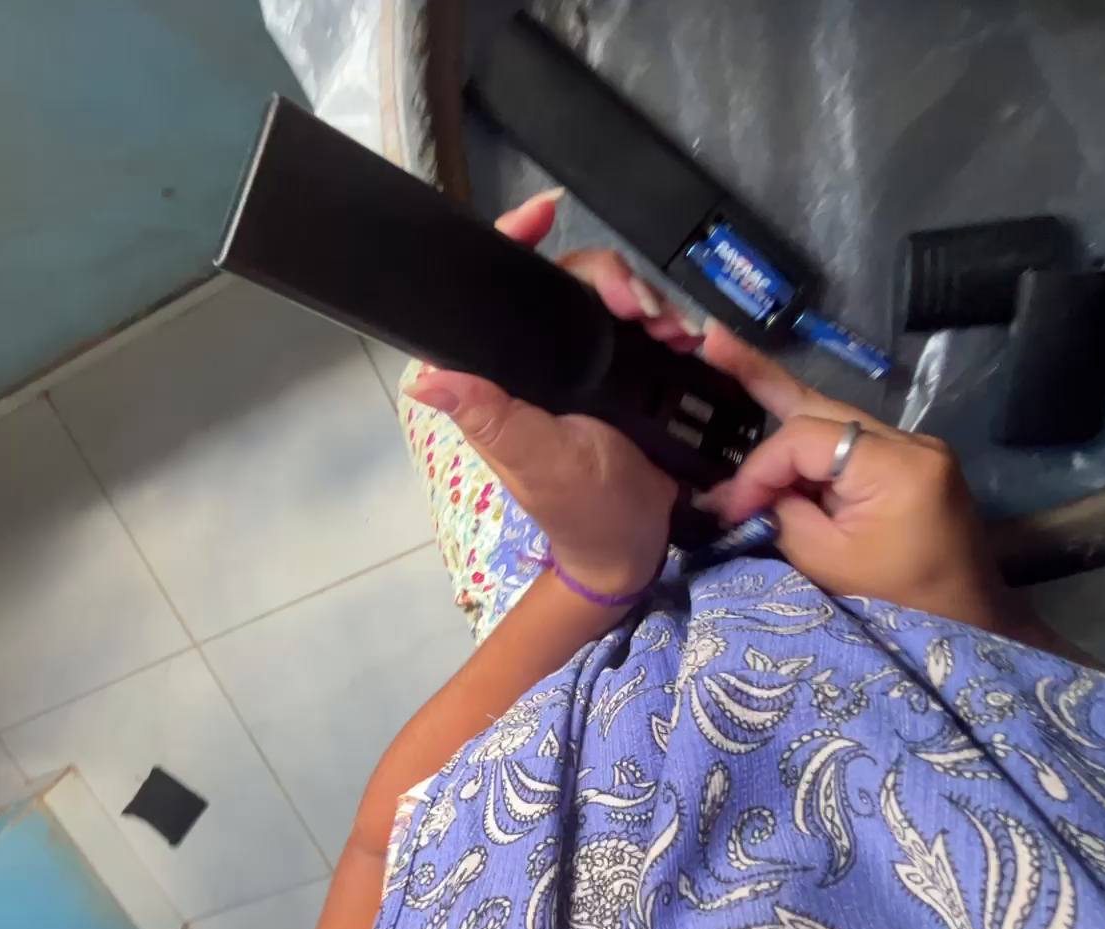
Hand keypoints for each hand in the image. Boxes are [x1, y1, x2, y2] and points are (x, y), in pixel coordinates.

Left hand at [403, 189, 698, 596]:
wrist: (635, 539)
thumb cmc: (582, 507)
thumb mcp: (540, 461)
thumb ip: (493, 419)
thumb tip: (425, 380)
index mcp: (499, 382)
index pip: (490, 301)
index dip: (510, 247)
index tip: (543, 213)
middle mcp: (533, 365)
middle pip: (558, 285)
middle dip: (604, 279)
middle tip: (642, 308)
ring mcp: (577, 367)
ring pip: (601, 300)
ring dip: (640, 300)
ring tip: (670, 329)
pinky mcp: (615, 374)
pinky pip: (633, 327)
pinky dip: (658, 322)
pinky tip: (679, 335)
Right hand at [701, 327, 1030, 636]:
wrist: (970, 622)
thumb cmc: (899, 602)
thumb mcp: (827, 562)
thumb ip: (778, 515)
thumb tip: (727, 497)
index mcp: (899, 465)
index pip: (804, 441)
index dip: (757, 471)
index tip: (728, 511)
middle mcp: (909, 441)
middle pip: (817, 405)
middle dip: (760, 380)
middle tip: (711, 341)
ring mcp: (909, 447)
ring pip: (826, 414)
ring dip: (774, 400)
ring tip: (726, 354)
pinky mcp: (901, 461)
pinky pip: (840, 438)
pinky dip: (796, 435)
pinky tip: (764, 399)